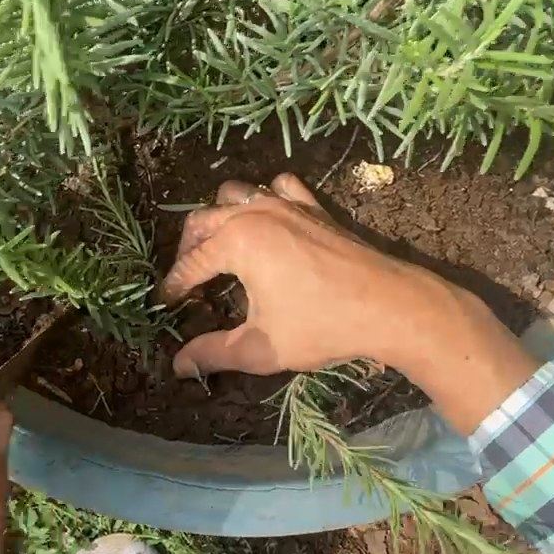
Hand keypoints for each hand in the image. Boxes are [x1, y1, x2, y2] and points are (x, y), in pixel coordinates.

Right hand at [161, 173, 538, 432]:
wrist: (390, 306)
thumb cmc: (321, 326)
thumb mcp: (260, 347)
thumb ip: (213, 353)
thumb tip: (177, 366)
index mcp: (236, 241)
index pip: (190, 263)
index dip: (173, 286)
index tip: (163, 306)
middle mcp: (256, 212)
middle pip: (203, 219)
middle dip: (187, 249)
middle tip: (187, 281)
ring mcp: (287, 203)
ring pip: (236, 194)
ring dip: (218, 216)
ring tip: (217, 248)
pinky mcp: (313, 207)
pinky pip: (278, 187)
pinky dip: (264, 197)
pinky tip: (267, 220)